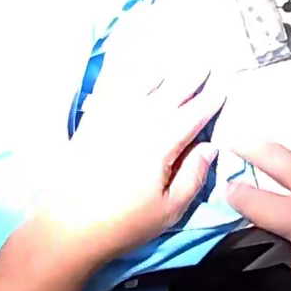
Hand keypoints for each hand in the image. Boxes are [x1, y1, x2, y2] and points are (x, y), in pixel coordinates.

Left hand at [19, 66, 223, 273]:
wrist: (67, 227)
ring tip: (170, 62)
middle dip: (188, 77)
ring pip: (138, 85)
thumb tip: (209, 147)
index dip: (209, 101)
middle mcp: (137, 122)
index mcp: (161, 143)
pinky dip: (121, 76)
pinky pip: (109, 90)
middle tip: (203, 63)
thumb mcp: (169, 209)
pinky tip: (126, 69)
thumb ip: (193, 175)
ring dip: (157, 72)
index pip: (192, 115)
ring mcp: (110, 118)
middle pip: (168, 92)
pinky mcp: (90, 122)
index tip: (223, 88)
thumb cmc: (124, 223)